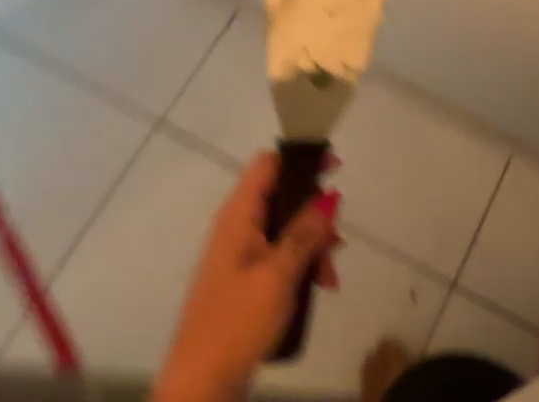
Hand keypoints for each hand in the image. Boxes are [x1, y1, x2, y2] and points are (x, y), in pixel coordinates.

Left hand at [155, 152, 341, 401]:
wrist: (201, 385)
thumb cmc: (237, 321)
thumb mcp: (278, 273)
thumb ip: (305, 232)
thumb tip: (329, 194)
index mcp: (239, 217)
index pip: (269, 164)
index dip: (302, 159)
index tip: (336, 168)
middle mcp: (238, 228)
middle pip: (284, 198)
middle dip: (316, 215)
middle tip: (337, 240)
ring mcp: (242, 255)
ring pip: (287, 230)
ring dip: (314, 246)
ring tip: (329, 276)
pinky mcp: (247, 281)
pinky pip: (282, 257)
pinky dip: (302, 266)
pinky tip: (319, 287)